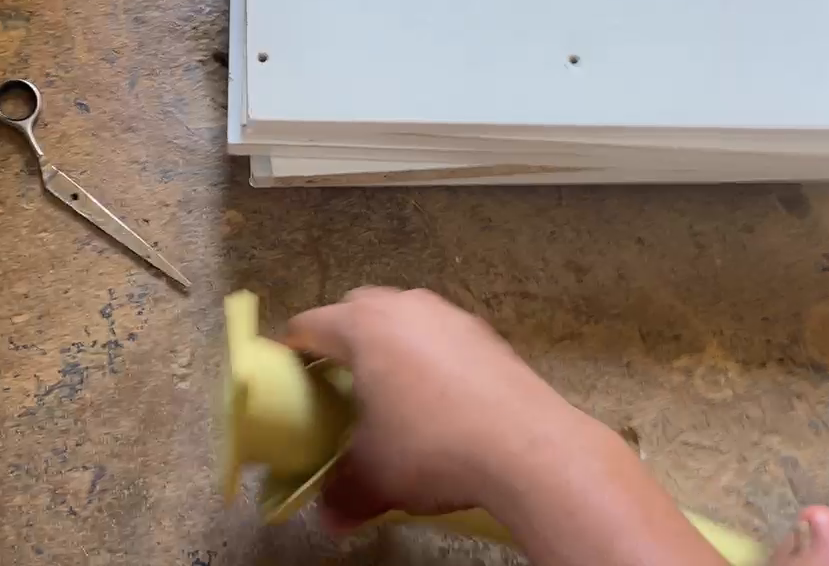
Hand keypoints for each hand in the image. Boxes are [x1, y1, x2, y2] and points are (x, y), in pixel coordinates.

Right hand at [288, 288, 828, 565]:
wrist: (547, 453)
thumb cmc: (445, 453)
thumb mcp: (380, 477)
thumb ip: (345, 495)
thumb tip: (321, 523)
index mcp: (368, 324)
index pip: (311, 325)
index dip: (291, 350)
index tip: (281, 373)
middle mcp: (407, 305)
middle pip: (353, 314)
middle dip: (337, 345)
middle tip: (329, 389)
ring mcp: (449, 317)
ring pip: (398, 319)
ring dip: (382, 350)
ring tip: (383, 397)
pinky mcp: (484, 335)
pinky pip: (433, 332)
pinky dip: (421, 356)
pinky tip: (438, 401)